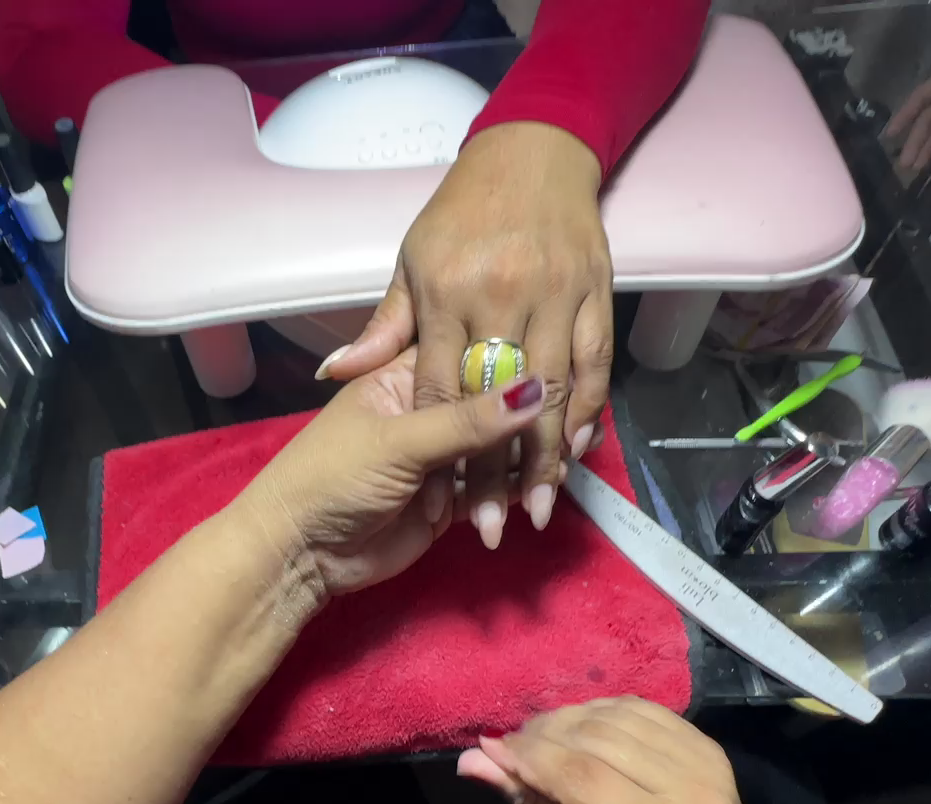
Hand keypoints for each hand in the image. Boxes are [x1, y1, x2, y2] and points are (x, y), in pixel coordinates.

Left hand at [235, 346, 544, 599]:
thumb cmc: (333, 478)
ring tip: (555, 471)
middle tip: (564, 437)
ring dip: (523, 464)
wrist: (300, 553)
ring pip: (495, 452)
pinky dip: (511, 495)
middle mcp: (427, 411)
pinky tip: (537, 495)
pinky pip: (488, 491)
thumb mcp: (398, 442)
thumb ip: (466, 421)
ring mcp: (439, 459)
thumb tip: (538, 387)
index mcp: (405, 376)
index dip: (516, 366)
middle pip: (491, 407)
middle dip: (526, 424)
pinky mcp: (446, 502)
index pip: (472, 356)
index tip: (562, 376)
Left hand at [318, 121, 612, 550]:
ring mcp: (555, 294)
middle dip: (499, 472)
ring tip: (540, 506)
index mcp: (445, 296)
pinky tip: (577, 450)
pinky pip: (596, 364)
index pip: (442, 389)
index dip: (444, 450)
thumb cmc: (457, 217)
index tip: (442, 504)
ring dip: (548, 457)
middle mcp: (501, 297)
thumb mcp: (410, 265)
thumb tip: (332, 371)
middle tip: (499, 527)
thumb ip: (383, 329)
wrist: (532, 149)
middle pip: (499, 403)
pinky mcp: (597, 290)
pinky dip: (589, 411)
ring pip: (553, 392)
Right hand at [456, 697, 779, 803]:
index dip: (528, 756)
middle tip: (509, 750)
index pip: (581, 778)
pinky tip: (579, 733)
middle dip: (540, 736)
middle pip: (595, 739)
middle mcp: (692, 794)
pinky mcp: (708, 745)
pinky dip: (596, 712)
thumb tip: (472, 761)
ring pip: (612, 716)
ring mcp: (706, 764)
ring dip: (564, 721)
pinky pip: (636, 707)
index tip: (489, 750)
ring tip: (540, 743)